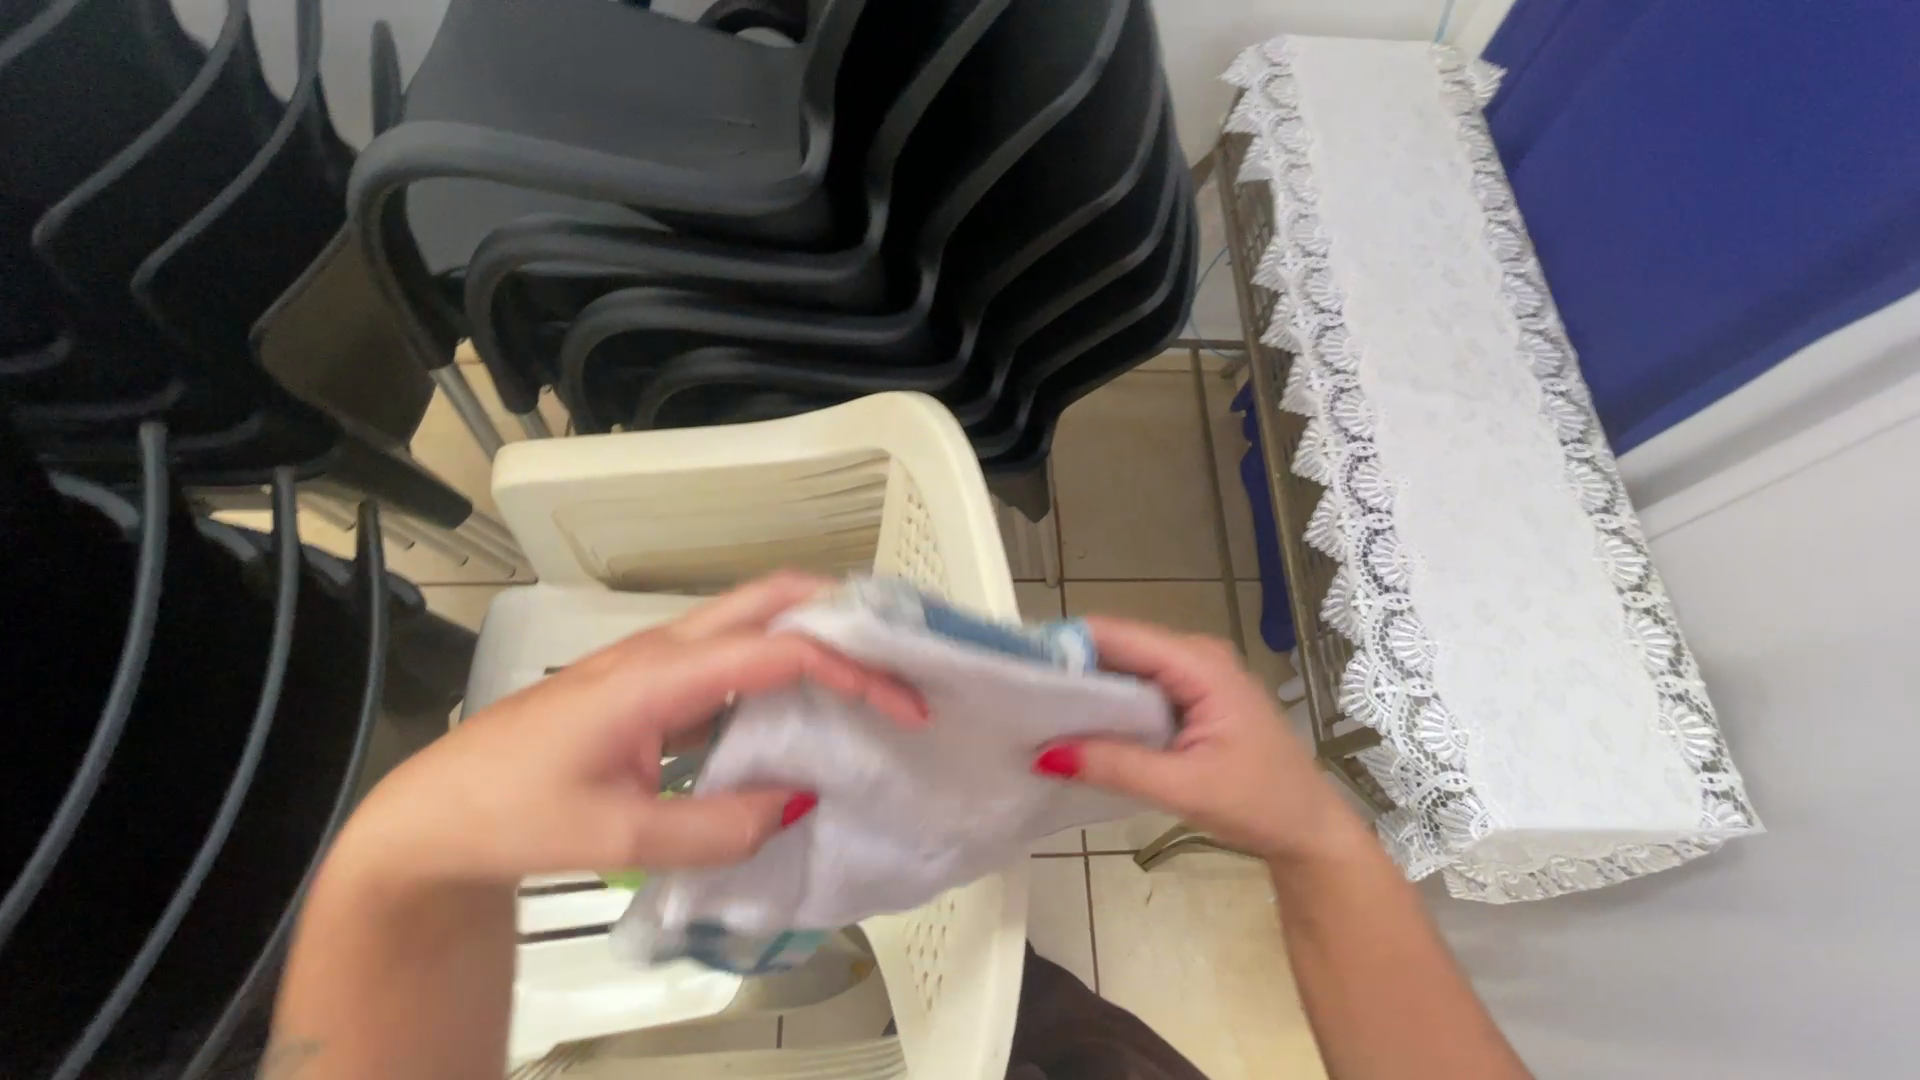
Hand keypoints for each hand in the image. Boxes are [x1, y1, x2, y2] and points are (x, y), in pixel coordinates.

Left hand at [338, 573, 927, 886]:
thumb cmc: (511, 814)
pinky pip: (737, 653)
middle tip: (900, 656)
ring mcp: (660, 659)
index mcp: (657, 675)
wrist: (435, 812)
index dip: (849, 670)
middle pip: (771, 595)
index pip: (777, 649)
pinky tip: (807, 703)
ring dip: (819, 630)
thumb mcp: (616, 839)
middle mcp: (666, 648)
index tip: (901, 706)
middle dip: (845, 614)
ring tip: (873, 671)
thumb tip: (798, 800)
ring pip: (756, 615)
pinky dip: (786, 662)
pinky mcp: (657, 680)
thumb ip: (715, 827)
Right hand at [1032, 617, 1365, 863]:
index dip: (1068, 644)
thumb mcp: (1186, 788)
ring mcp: (1191, 675)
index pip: (1120, 636)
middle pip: (1117, 646)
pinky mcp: (1188, 696)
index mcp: (1199, 664)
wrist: (1308, 829)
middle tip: (1018, 693)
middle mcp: (1193, 656)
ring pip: (1123, 667)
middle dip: (1069, 666)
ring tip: (1035, 709)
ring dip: (1084, 686)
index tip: (1019, 666)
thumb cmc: (1260, 804)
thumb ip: (1116, 766)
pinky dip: (1105, 702)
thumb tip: (1044, 754)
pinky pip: (1135, 686)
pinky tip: (1075, 724)